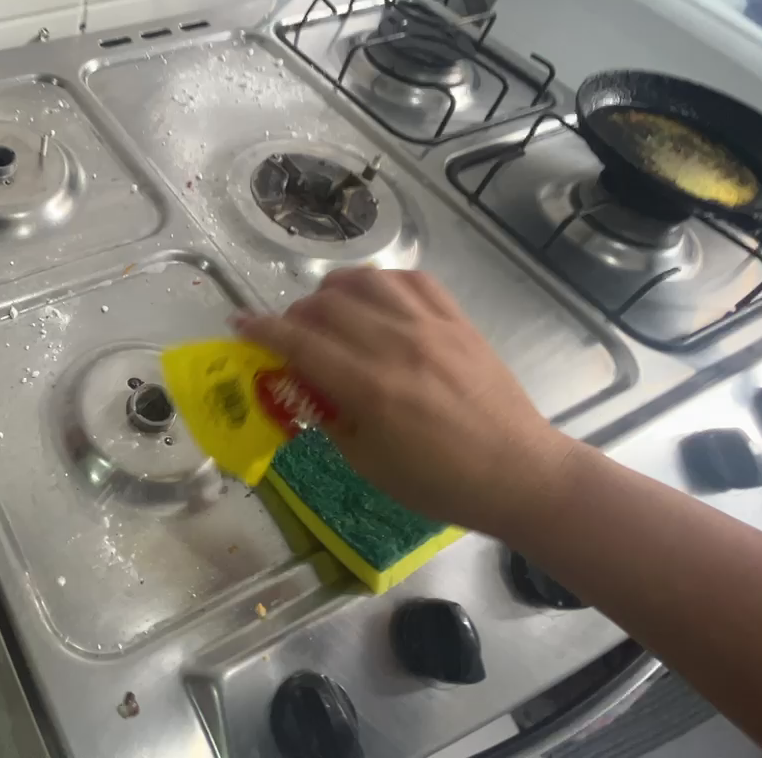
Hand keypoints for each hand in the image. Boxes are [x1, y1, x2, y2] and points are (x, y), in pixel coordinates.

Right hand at [233, 267, 582, 534]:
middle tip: (290, 335)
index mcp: (371, 388)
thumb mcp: (366, 463)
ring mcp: (430, 327)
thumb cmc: (439, 483)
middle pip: (324, 304)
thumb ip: (327, 415)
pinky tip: (373, 300)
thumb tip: (297, 382)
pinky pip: (409, 278)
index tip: (239, 324)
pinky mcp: (456, 320)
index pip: (299, 342)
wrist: (522, 476)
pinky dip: (380, 281)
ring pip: (363, 279)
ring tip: (329, 311)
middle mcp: (396, 345)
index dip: (261, 329)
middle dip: (294, 314)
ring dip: (333, 290)